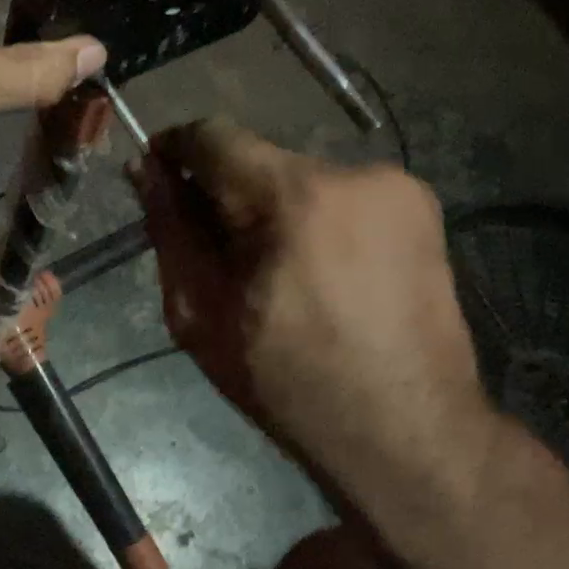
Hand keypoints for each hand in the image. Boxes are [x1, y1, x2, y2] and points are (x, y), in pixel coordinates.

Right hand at [133, 118, 494, 506]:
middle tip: (211, 251)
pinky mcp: (424, 211)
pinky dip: (312, 221)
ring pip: (298, 178)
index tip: (156, 180)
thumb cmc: (287, 381)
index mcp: (293, 196)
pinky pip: (340, 197)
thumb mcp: (199, 311)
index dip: (173, 151)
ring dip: (269, 209)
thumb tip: (144, 170)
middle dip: (223, 193)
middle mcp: (353, 173)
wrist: (407, 433)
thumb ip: (170, 230)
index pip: (212, 135)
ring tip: (268, 271)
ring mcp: (398, 189)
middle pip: (256, 158)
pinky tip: (314, 274)